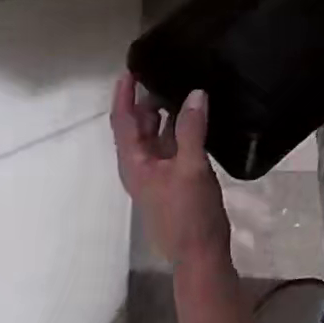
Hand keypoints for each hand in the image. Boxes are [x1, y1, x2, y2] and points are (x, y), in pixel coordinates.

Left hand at [110, 74, 231, 270]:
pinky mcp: (177, 176)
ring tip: (183, 83)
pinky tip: (198, 113)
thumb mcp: (191, 168)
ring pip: (158, 132)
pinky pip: (174, 142)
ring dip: (166, 110)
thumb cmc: (188, 213)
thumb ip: (191, 129)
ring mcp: (159, 171)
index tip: (131, 68)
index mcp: (135, 163)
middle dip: (147, 98)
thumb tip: (196, 92)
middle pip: (139, 124)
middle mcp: (142, 164)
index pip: (123, 120)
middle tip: (166, 69)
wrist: (200, 254)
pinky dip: (181, 125)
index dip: (124, 94)